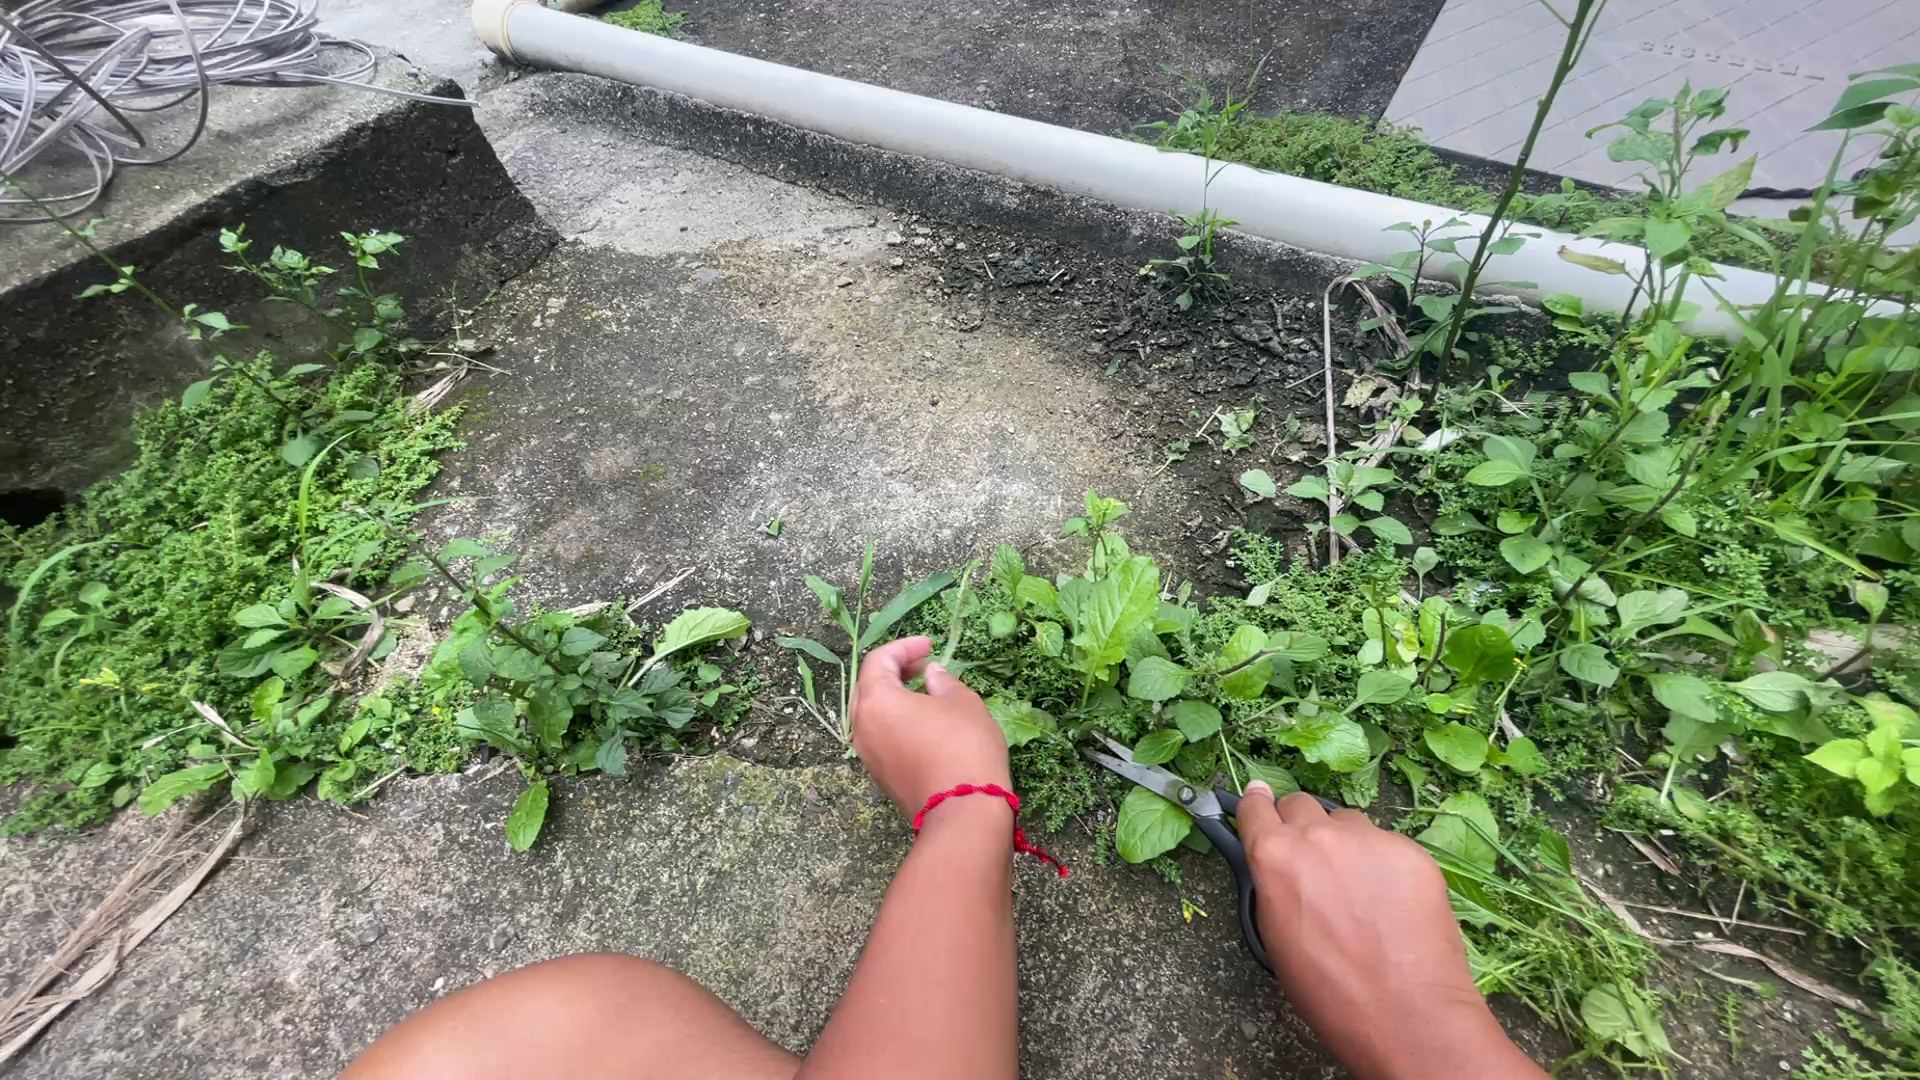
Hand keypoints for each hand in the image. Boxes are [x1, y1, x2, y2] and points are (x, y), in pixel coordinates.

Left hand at [851, 636, 1010, 817]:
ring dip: (897, 698)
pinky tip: (926, 722)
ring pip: (874, 715)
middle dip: (894, 671)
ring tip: (928, 692)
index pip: (879, 661)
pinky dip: (898, 722)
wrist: (964, 812)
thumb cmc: (963, 746)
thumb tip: (930, 676)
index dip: (904, 647)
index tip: (930, 645)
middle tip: (923, 665)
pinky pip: (883, 738)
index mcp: (876, 702)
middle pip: (869, 688)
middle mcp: (862, 728)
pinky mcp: (882, 778)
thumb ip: (943, 682)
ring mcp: (869, 757)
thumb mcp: (962, 702)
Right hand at [1235, 784, 1547, 1079]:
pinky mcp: (1408, 851)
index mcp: (1273, 854)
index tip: (1260, 800)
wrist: (1409, 1016)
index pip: (1254, 805)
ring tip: (1359, 885)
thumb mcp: (1273, 932)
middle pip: (1300, 804)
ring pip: (1346, 821)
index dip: (1257, 804)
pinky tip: (1392, 901)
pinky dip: (1384, 863)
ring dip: (1345, 842)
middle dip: (1301, 824)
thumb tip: (1274, 862)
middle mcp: (1315, 836)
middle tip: (1314, 858)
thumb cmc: (1330, 990)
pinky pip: (1387, 844)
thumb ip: (1270, 881)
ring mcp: (1365, 839)